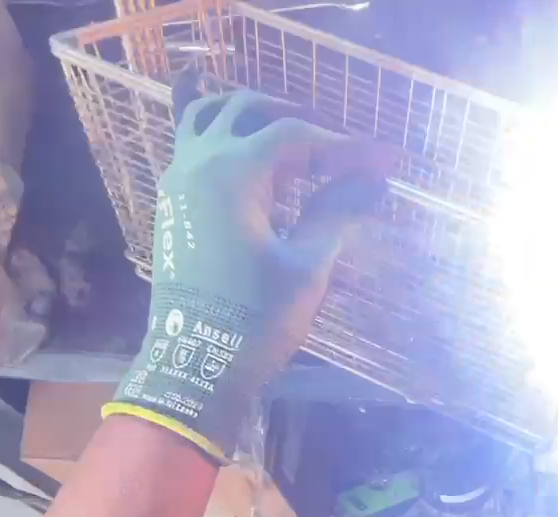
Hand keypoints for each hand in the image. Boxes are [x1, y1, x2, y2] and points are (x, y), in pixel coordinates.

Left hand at [106, 89, 396, 460]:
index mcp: (232, 173)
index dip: (344, 145)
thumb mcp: (306, 267)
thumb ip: (336, 214)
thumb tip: (372, 182)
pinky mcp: (174, 205)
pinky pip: (197, 149)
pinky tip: (259, 176)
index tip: (383, 160)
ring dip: (255, 124)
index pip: (295, 137)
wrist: (196, 364)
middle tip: (340, 154)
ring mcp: (178, 181)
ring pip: (211, 120)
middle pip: (248, 111)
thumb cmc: (255, 318)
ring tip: (295, 151)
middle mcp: (198, 162)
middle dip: (299, 124)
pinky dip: (229, 145)